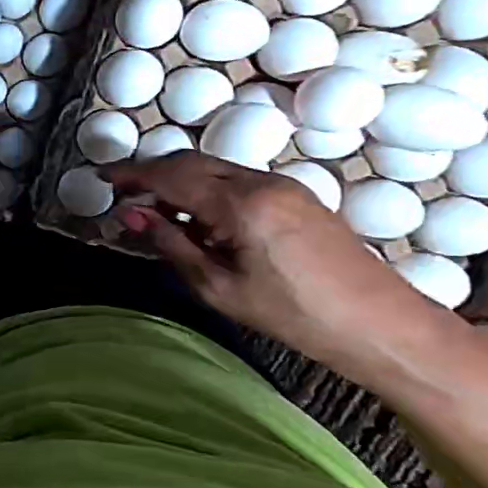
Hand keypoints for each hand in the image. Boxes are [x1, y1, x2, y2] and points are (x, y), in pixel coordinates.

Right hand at [102, 151, 451, 365]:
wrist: (383, 325)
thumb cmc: (296, 316)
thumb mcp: (220, 288)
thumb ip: (171, 245)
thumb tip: (131, 214)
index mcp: (242, 205)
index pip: (172, 176)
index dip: (132, 175)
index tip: (103, 179)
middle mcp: (262, 183)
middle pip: (192, 162)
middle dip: (152, 172)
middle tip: (122, 194)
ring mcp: (283, 185)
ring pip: (214, 168)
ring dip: (179, 181)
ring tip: (154, 212)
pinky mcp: (296, 195)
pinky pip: (236, 180)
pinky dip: (206, 189)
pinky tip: (197, 219)